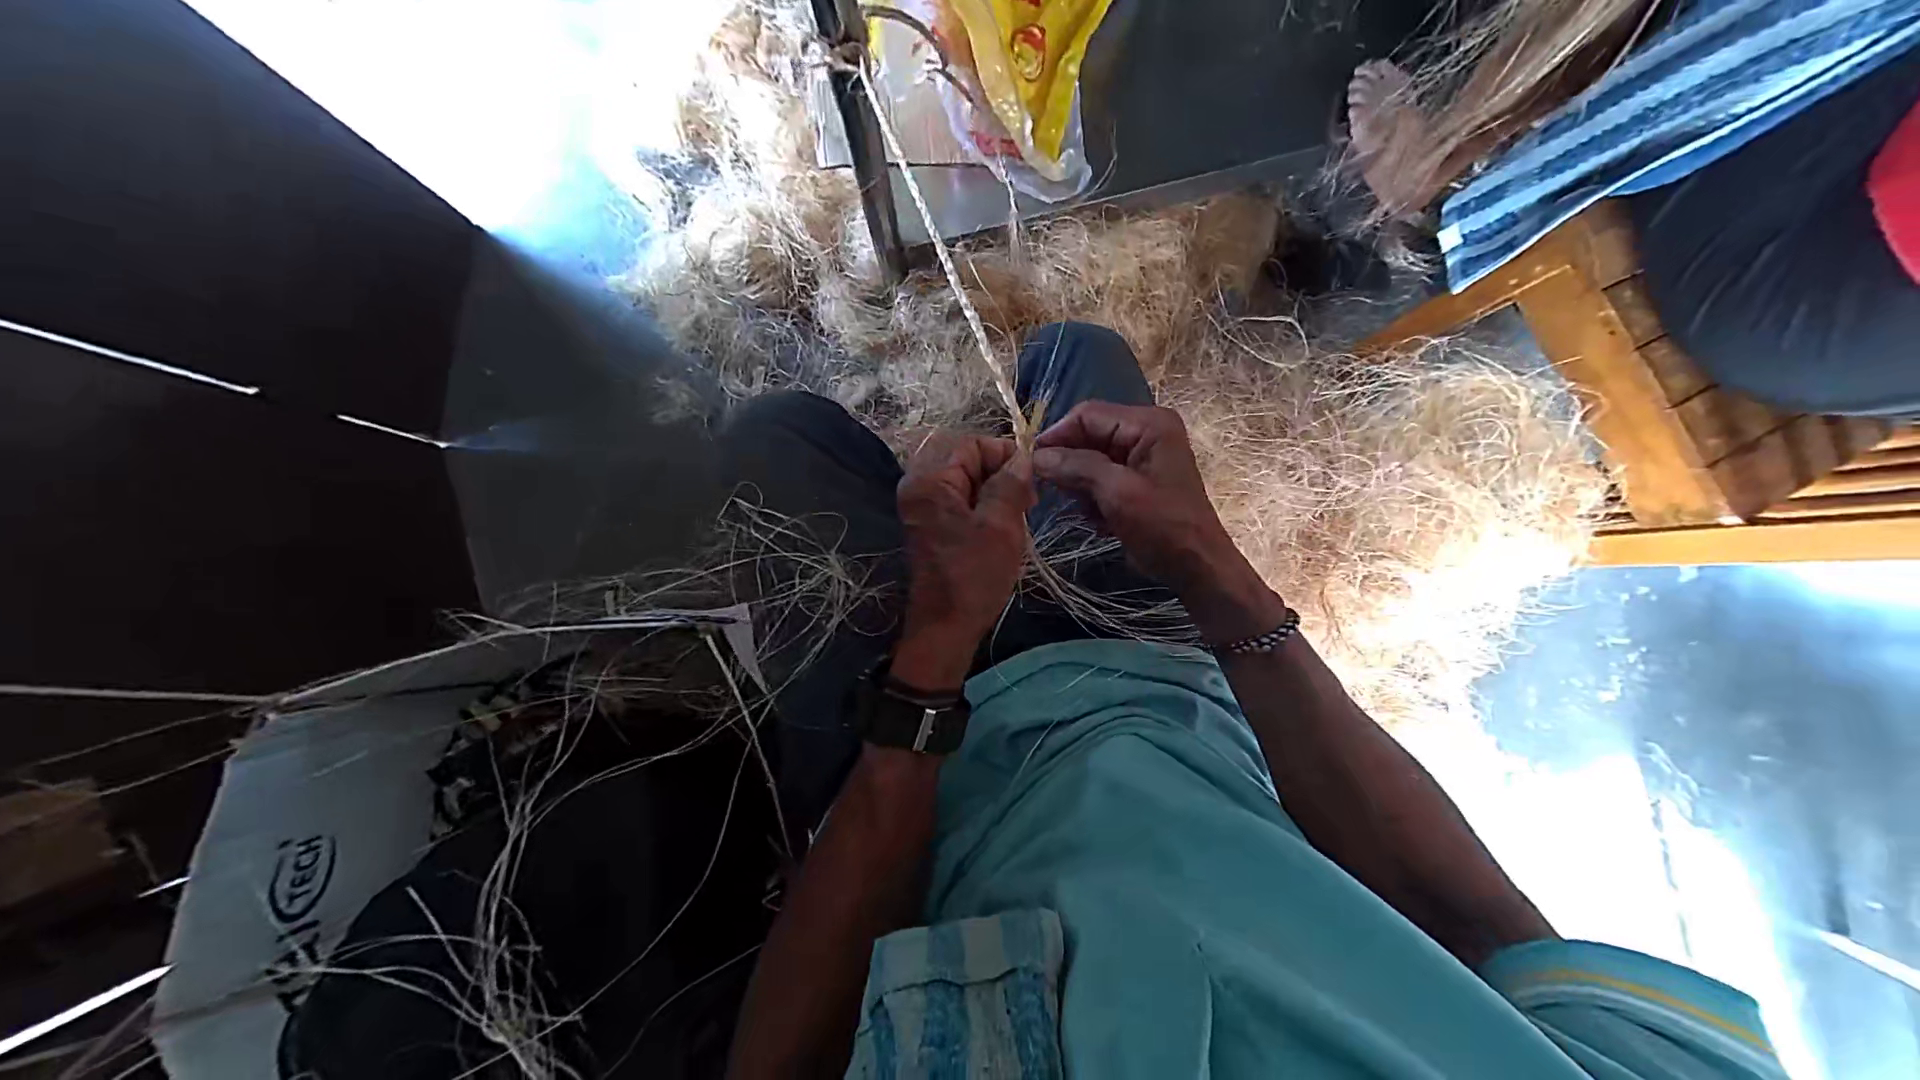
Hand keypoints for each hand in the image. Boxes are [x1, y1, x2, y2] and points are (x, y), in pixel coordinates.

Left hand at [892, 432, 1034, 689]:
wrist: (945, 626)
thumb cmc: (974, 576)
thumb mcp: (1001, 526)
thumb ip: (1010, 483)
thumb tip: (1022, 457)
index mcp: (929, 480)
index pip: (971, 443)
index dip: (1004, 454)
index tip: (1030, 480)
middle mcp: (917, 485)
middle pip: (964, 457)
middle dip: (998, 472)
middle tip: (1025, 498)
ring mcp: (920, 504)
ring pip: (964, 478)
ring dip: (992, 489)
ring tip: (1016, 514)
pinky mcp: (928, 522)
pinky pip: (958, 497)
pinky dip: (981, 503)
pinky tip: (1000, 523)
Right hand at [1033, 402, 1283, 641]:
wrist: (1195, 566)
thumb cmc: (1163, 526)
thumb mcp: (1117, 492)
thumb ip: (1076, 467)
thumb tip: (1036, 456)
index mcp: (1148, 424)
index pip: (1088, 415)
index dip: (1056, 435)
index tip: (1030, 461)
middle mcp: (1144, 432)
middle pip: (1088, 436)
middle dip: (1067, 463)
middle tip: (1046, 489)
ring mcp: (1140, 457)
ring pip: (1089, 459)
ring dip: (1079, 484)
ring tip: (1084, 509)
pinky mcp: (1135, 481)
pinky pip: (1099, 478)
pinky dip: (1091, 496)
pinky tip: (1097, 519)